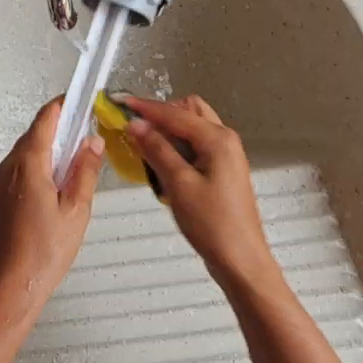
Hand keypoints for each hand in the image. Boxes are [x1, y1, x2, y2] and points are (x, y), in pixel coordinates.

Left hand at [0, 99, 103, 327]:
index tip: (81, 99)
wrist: (7, 291)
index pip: (46, 118)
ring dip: (49, 155)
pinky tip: (53, 195)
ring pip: (26, 156)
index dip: (65, 105)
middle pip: (36, 136)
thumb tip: (92, 143)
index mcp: (28, 164)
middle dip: (61, 132)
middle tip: (86, 137)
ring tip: (74, 173)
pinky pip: (17, 175)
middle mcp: (8, 168)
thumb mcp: (77, 210)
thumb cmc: (42, 255)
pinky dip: (36, 173)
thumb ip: (85, 171)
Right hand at [120, 94, 280, 289]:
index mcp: (217, 138)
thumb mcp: (179, 184)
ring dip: (169, 131)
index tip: (120, 102)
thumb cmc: (212, 224)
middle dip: (161, 115)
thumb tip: (135, 124)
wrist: (241, 260)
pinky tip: (163, 165)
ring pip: (192, 127)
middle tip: (137, 129)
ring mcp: (226, 154)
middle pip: (189, 111)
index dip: (146, 108)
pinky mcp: (222, 170)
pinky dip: (177, 147)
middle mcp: (224, 139)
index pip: (175, 113)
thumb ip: (157, 150)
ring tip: (146, 148)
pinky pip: (196, 145)